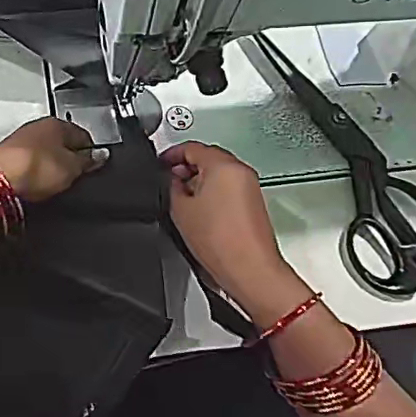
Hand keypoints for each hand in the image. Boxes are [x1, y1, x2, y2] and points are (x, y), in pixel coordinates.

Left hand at [0, 117, 107, 201]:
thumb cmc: (33, 167)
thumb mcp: (72, 168)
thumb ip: (88, 161)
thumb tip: (99, 156)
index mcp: (57, 123)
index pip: (83, 135)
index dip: (91, 152)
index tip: (94, 165)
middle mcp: (37, 128)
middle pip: (61, 144)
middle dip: (69, 160)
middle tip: (75, 177)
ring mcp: (21, 142)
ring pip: (44, 153)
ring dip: (50, 167)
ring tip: (54, 184)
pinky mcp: (7, 158)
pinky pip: (28, 165)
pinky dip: (34, 174)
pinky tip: (36, 185)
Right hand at [162, 141, 293, 300]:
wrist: (249, 270)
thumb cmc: (222, 243)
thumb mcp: (179, 209)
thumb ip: (171, 186)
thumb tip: (172, 180)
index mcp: (223, 165)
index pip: (192, 147)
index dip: (171, 154)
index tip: (161, 163)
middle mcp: (241, 171)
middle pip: (208, 157)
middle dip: (186, 166)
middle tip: (169, 179)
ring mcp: (250, 187)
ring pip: (219, 172)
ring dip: (199, 179)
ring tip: (183, 199)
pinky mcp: (253, 203)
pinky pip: (229, 188)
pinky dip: (213, 192)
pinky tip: (200, 212)